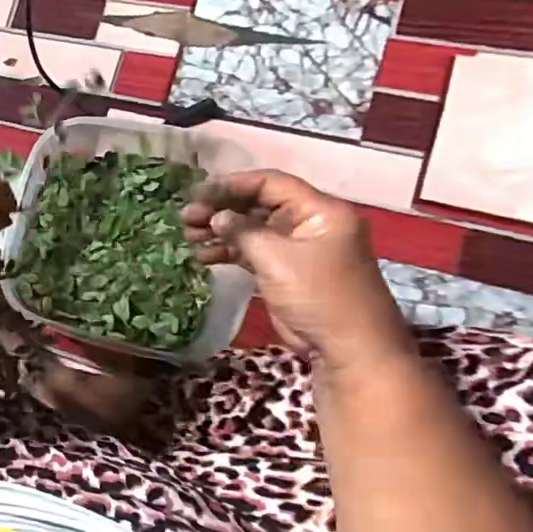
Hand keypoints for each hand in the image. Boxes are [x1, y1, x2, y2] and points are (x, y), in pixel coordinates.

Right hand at [180, 170, 410, 365]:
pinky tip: (202, 256)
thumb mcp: (277, 258)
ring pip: (250, 229)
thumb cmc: (318, 295)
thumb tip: (216, 216)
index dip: (232, 184)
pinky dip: (227, 251)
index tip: (197, 194)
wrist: (347, 347)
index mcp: (320, 212)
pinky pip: (251, 251)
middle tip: (185, 218)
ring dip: (219, 231)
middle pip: (257, 205)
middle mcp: (309, 223)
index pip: (271, 183)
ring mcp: (297, 248)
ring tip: (188, 236)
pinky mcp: (285, 269)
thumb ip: (242, 231)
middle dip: (220, 209)